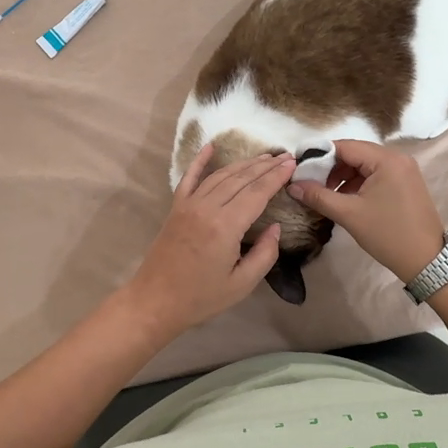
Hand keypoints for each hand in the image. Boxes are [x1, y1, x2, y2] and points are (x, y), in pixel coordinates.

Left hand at [124, 145, 296, 333]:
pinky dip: (200, 161)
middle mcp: (207, 208)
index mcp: (225, 226)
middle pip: (240, 179)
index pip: (256, 193)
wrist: (155, 301)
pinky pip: (190, 178)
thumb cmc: (201, 297)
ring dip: (243, 164)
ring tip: (263, 157)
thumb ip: (264, 254)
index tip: (292, 164)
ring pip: (220, 176)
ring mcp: (189, 205)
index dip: (276, 177)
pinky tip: (210, 146)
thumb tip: (275, 228)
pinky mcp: (176, 208)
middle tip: (284, 156)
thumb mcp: (241, 284)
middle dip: (264, 166)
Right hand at [287, 140, 444, 280]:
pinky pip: (376, 175)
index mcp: (386, 160)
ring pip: (365, 165)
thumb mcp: (349, 214)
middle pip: (355, 153)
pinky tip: (346, 199)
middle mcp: (398, 158)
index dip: (319, 155)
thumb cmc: (388, 234)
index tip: (300, 169)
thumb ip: (318, 196)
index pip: (345, 146)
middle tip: (312, 185)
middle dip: (331, 168)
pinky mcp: (406, 184)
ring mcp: (404, 171)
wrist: (427, 261)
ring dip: (344, 176)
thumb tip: (292, 185)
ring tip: (327, 195)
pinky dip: (359, 183)